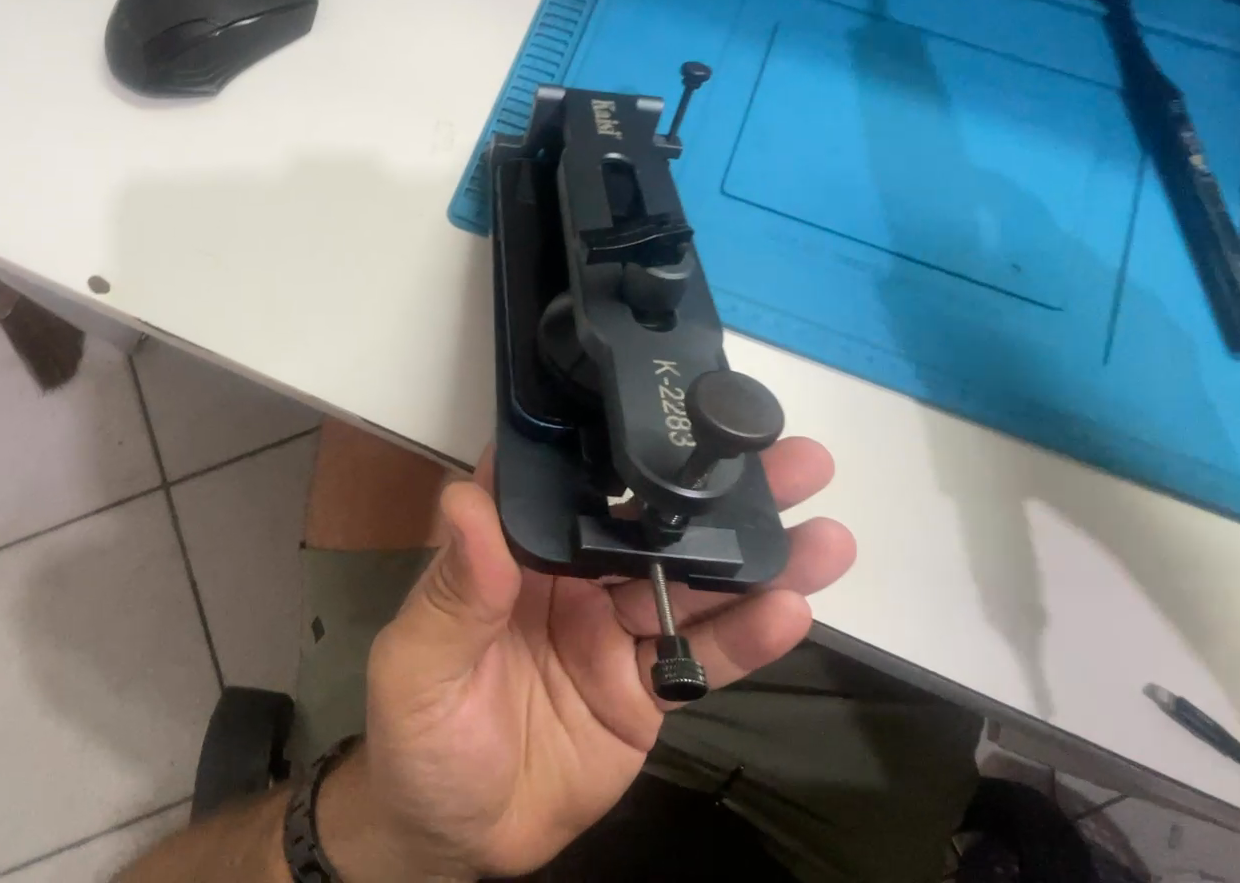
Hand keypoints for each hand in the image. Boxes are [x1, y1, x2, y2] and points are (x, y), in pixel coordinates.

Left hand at [323, 438, 853, 880]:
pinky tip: (792, 610)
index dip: (609, 441)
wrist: (455, 836)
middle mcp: (568, 580)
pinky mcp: (643, 690)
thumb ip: (454, 588)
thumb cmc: (418, 737)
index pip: (562, 482)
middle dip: (710, 492)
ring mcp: (611, 633)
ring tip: (821, 530)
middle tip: (785, 458)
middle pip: (645, 525)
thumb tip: (467, 498)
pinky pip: (698, 659)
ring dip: (752, 558)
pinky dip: (744, 638)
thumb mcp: (420, 661)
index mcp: (511, 556)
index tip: (667, 403)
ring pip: (688, 584)